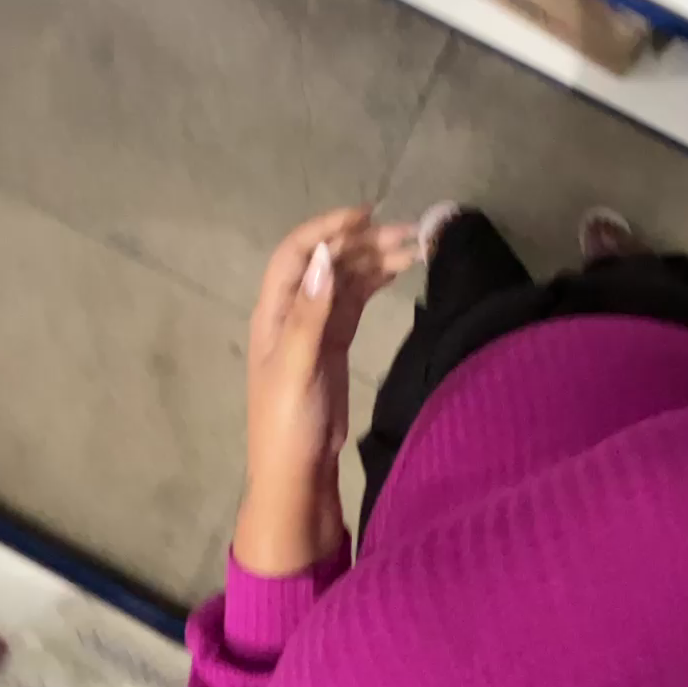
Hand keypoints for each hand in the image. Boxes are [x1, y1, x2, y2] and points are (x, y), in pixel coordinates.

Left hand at [237, 208, 414, 575]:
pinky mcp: (335, 342)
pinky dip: (375, 283)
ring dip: (375, 260)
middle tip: (407, 234)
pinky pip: (356, 302)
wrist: (296, 470)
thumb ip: (309, 313)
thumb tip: (324, 258)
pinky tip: (398, 271)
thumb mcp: (294, 368)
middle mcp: (293, 311)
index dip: (327, 229)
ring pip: (346, 280)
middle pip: (327, 263)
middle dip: (362, 243)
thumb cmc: (286, 422)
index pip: (297, 255)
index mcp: (273, 312)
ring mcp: (316, 326)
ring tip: (414, 248)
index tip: (365, 216)